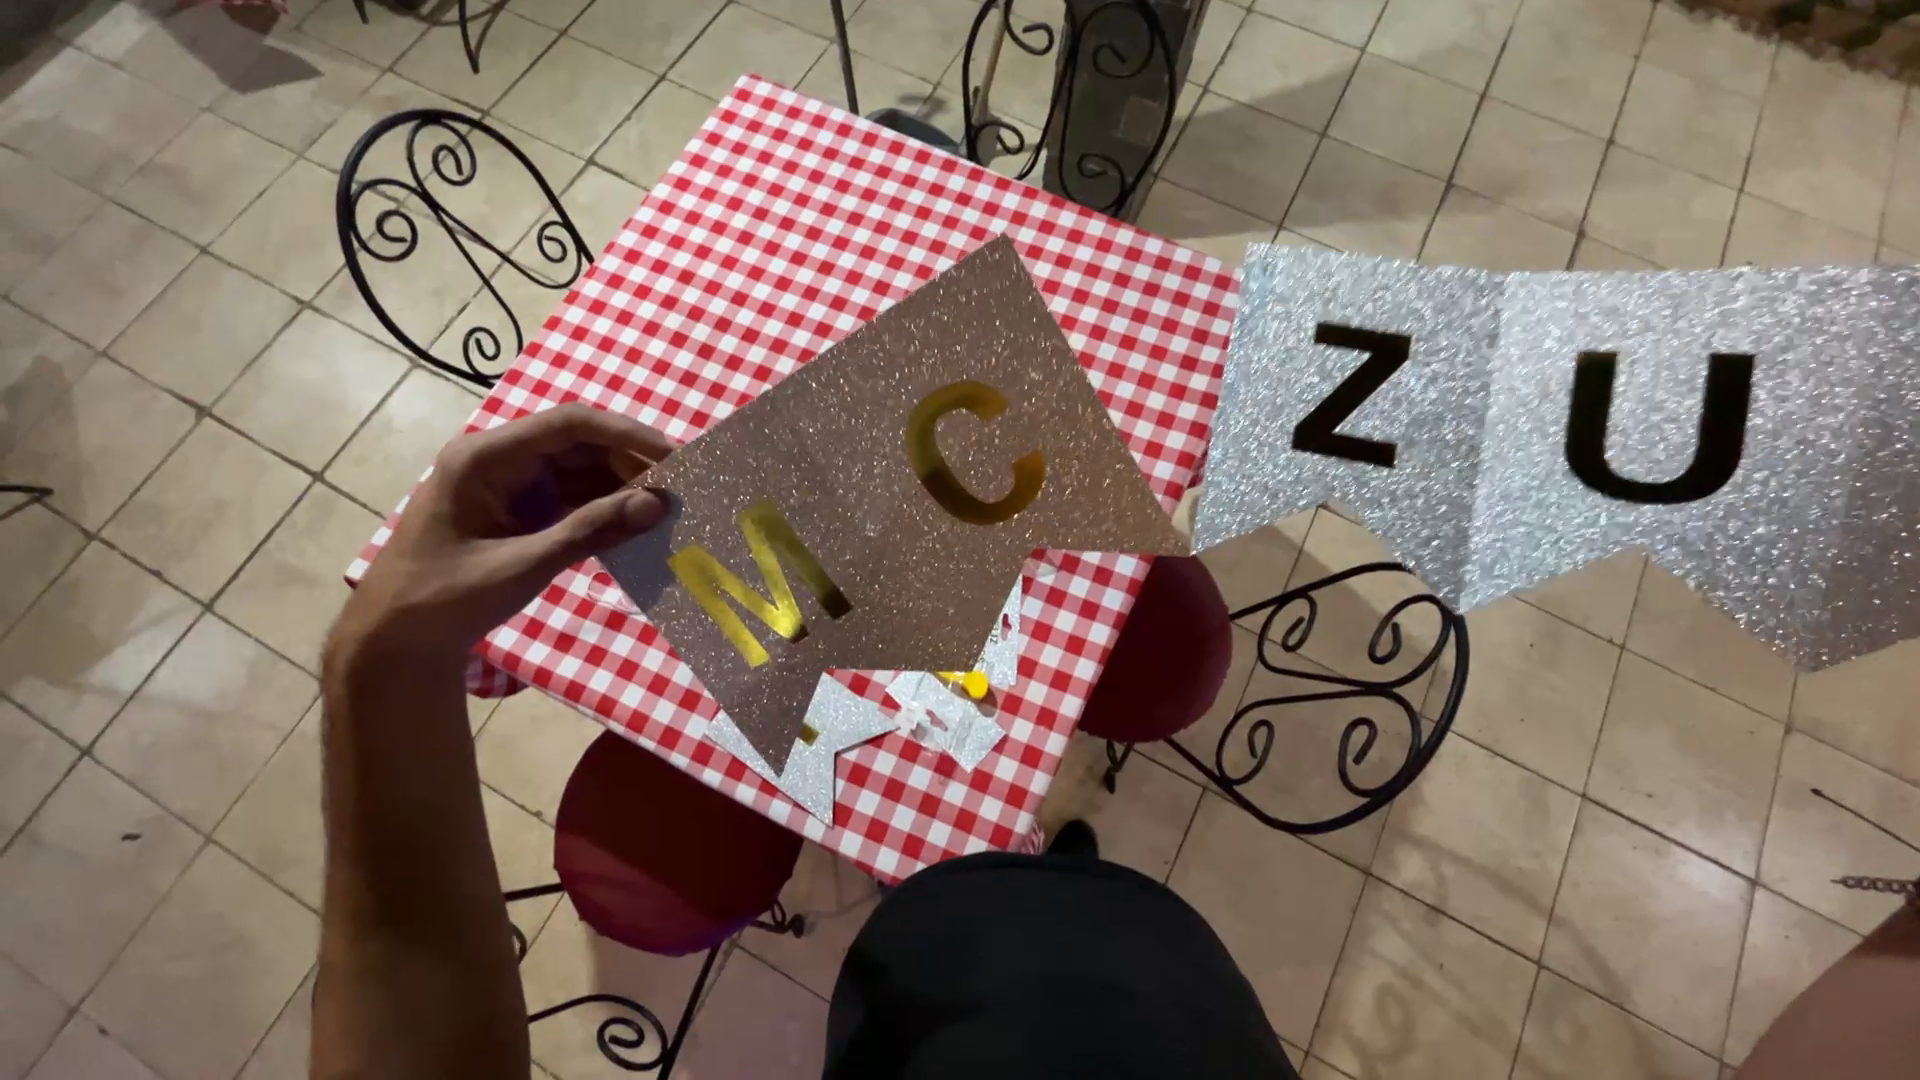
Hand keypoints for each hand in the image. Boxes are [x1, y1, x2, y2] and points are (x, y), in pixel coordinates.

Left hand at [330, 404, 675, 669]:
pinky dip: (608, 509)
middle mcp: (501, 459)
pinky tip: (638, 524)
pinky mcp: (522, 510)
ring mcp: (512, 484)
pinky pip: (576, 497)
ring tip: (668, 508)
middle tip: (682, 489)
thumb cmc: (445, 599)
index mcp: (486, 457)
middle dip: (632, 463)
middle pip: (582, 444)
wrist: (395, 641)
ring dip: (625, 487)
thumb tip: (657, 505)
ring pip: (583, 470)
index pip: (571, 425)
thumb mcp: (522, 565)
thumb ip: (590, 532)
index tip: (675, 457)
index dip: (627, 435)